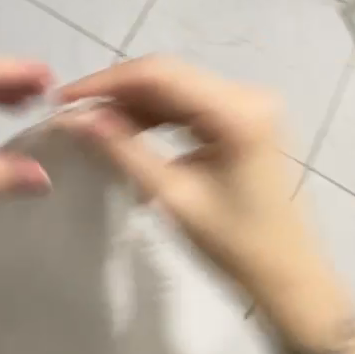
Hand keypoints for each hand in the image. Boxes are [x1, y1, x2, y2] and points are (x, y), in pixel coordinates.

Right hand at [58, 57, 335, 308]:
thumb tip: (75, 119)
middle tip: (72, 112)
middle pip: (165, 74)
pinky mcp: (242, 117)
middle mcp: (246, 95)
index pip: (158, 75)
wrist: (290, 279)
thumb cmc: (236, 246)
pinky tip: (125, 131)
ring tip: (92, 125)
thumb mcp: (172, 196)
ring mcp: (247, 104)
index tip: (63, 99)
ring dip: (131, 102)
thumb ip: (122, 150)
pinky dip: (153, 113)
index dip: (106, 82)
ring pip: (172, 85)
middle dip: (115, 91)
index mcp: (237, 112)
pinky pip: (186, 102)